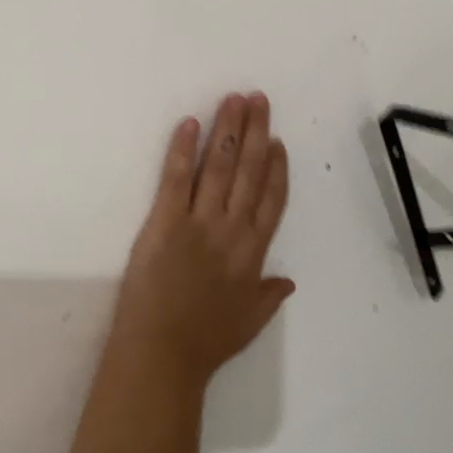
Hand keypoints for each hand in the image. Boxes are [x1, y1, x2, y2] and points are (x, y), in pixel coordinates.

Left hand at [109, 92, 294, 383]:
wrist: (162, 353)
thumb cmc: (205, 343)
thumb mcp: (249, 322)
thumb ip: (270, 297)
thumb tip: (290, 281)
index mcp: (254, 252)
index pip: (271, 199)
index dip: (276, 168)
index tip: (278, 142)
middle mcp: (232, 229)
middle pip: (249, 171)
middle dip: (255, 132)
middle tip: (258, 100)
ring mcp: (199, 222)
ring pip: (219, 166)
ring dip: (227, 129)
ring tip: (233, 99)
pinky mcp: (165, 221)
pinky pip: (177, 178)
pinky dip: (183, 149)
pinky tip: (190, 122)